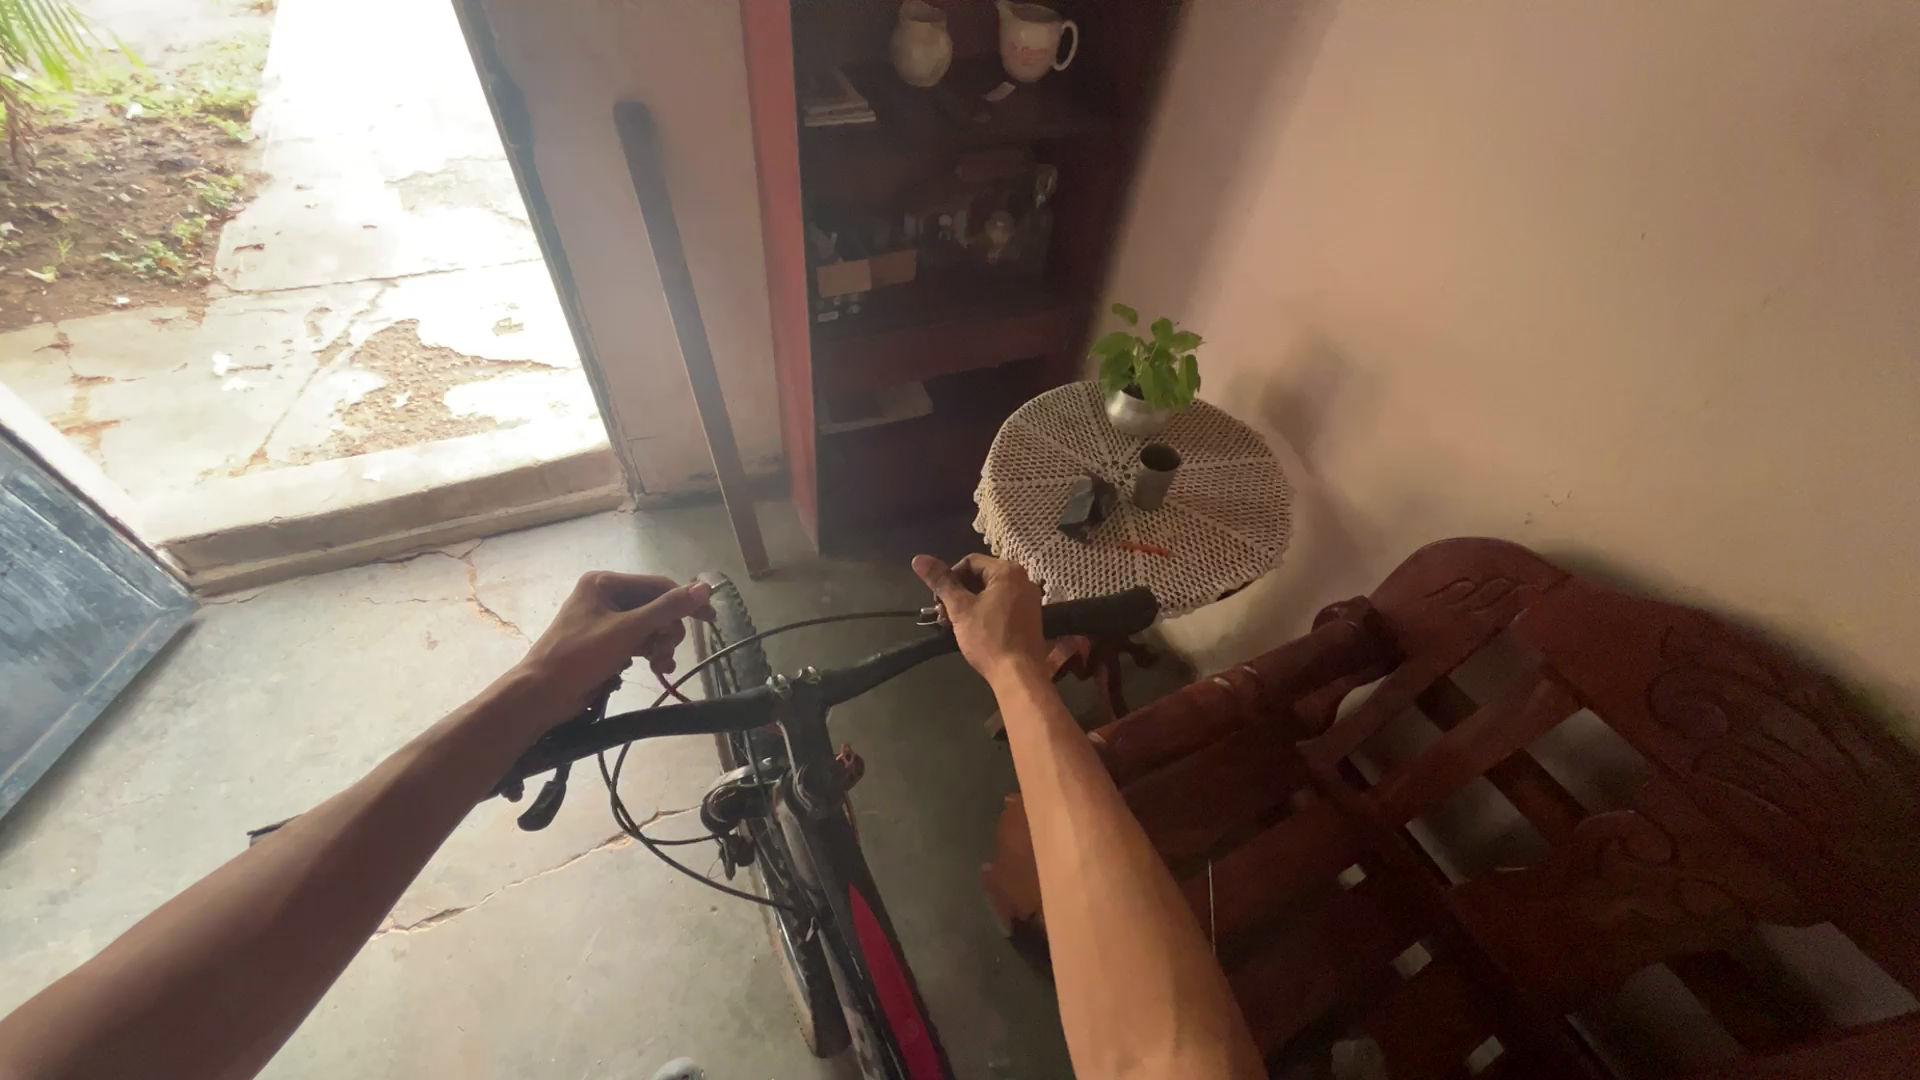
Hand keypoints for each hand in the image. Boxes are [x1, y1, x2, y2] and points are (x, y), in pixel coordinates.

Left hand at [516, 572, 715, 718]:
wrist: (541, 696)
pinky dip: (650, 653)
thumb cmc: (580, 657)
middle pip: (657, 608)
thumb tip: (705, 588)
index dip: (686, 601)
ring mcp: (606, 620)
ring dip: (661, 646)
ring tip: (660, 666)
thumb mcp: (629, 630)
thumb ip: (668, 608)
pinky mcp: (606, 642)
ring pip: (651, 626)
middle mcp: (606, 596)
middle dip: (667, 632)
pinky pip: (640, 641)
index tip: (709, 619)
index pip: (659, 586)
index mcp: (605, 583)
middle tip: (666, 653)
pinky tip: (655, 668)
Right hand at [912, 554, 1047, 682]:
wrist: (1018, 674)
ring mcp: (1029, 599)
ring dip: (969, 604)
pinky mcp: (1030, 616)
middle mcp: (1023, 579)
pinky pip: (1002, 604)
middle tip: (944, 615)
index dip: (950, 578)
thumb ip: (940, 581)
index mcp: (1008, 571)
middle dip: (959, 593)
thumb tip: (919, 559)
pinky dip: (985, 611)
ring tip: (955, 624)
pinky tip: (973, 629)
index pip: (970, 562)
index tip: (940, 601)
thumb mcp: (960, 608)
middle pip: (981, 576)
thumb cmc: (989, 638)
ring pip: (990, 592)